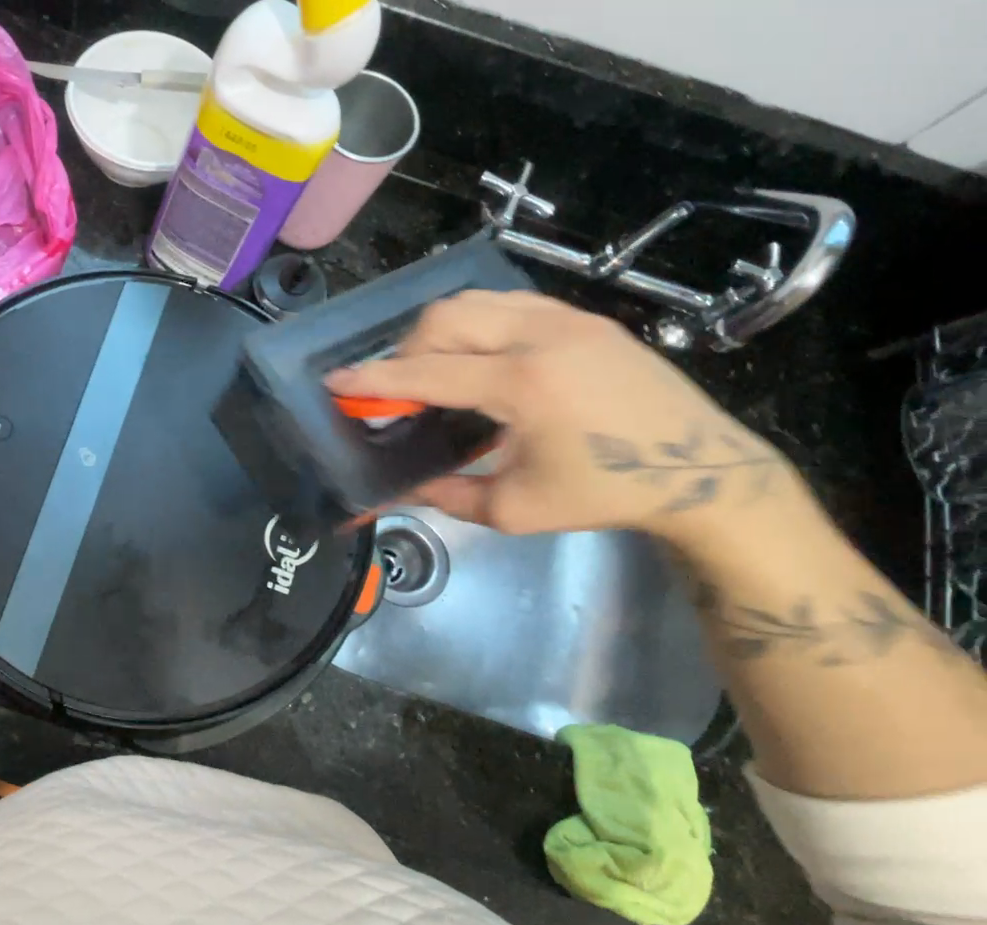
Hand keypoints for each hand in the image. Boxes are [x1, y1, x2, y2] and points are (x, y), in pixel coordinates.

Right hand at [325, 291, 799, 546]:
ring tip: (434, 369)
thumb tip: (400, 489)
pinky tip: (478, 357)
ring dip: (440, 330)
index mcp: (523, 385)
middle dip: (406, 349)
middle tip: (397, 388)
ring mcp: (569, 320)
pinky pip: (511, 303)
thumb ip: (447, 495)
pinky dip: (477, 323)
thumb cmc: (604, 494)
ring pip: (477, 300)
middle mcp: (543, 337)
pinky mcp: (587, 319)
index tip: (335, 382)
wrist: (703, 470)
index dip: (374, 379)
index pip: (426, 371)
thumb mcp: (513, 509)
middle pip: (445, 317)